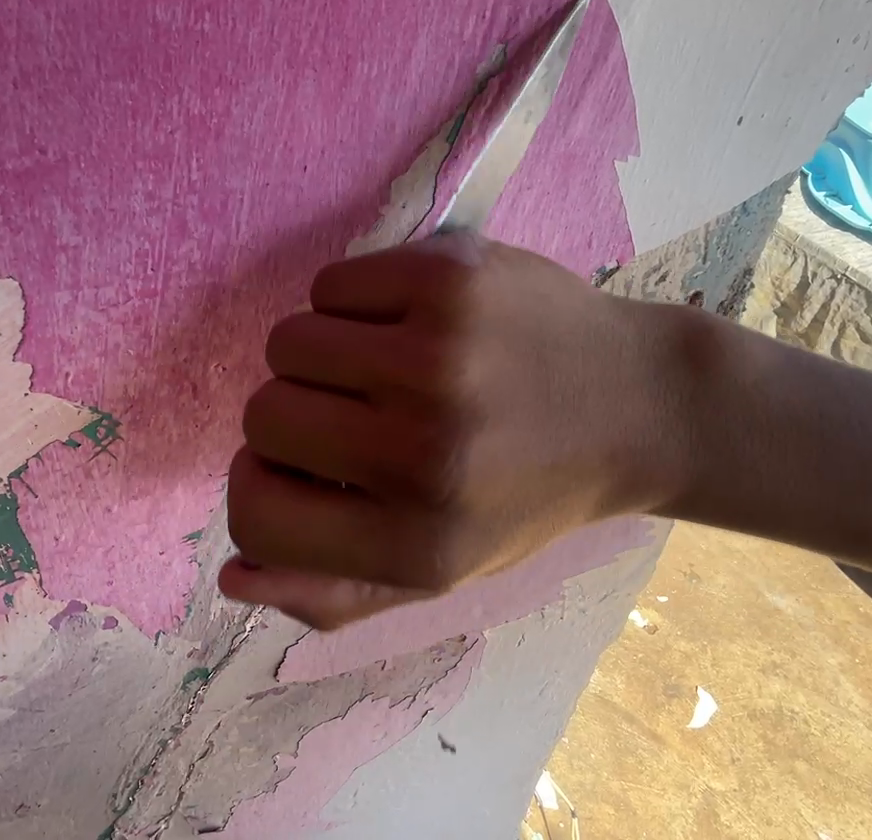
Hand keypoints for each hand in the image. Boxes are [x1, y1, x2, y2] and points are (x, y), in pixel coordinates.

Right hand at [219, 232, 702, 628]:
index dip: (258, 486)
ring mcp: (436, 355)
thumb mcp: (441, 568)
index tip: (294, 469)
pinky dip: (351, 302)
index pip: (256, 515)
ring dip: (318, 354)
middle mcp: (422, 452)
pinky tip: (405, 319)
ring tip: (380, 363)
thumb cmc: (528, 490)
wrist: (640, 402)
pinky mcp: (447, 278)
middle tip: (354, 410)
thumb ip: (333, 593)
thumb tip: (231, 576)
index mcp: (417, 544)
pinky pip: (329, 283)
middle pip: (263, 414)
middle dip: (293, 413)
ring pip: (287, 340)